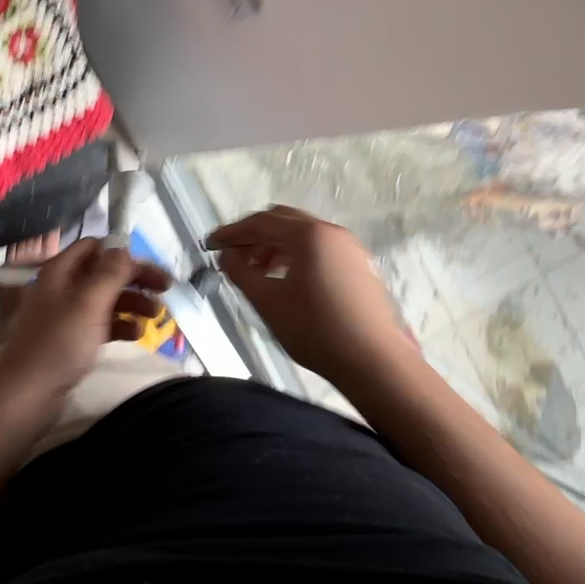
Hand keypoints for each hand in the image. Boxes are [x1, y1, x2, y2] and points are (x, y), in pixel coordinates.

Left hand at [0, 239, 171, 409]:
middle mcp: (62, 288)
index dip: (122, 254)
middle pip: (103, 273)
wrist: (27, 393)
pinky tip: (137, 335)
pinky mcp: (71, 340)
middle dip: (134, 279)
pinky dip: (120, 325)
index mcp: (60, 271)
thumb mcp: (87, 303)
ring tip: (157, 314)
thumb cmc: (58, 343)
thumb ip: (109, 273)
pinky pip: (101, 324)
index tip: (149, 267)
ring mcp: (66, 316)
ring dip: (132, 302)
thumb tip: (124, 248)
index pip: (94, 247)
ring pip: (105, 300)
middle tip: (165, 288)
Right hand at [208, 206, 411, 383]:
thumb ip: (240, 272)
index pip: (260, 222)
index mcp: (308, 234)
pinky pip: (319, 248)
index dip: (232, 232)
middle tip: (233, 255)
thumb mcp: (267, 301)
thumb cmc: (315, 330)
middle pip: (283, 221)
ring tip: (257, 271)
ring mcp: (349, 247)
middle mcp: (330, 232)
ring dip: (274, 245)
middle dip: (254, 235)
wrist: (374, 362)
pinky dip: (296, 255)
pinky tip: (286, 280)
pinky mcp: (359, 265)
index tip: (210, 244)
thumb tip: (227, 256)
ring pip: (303, 234)